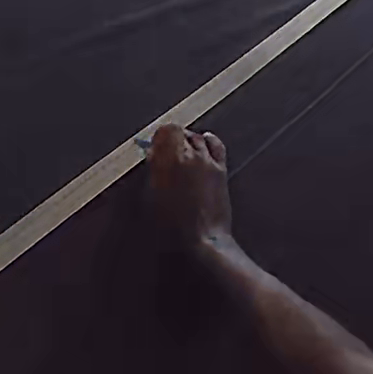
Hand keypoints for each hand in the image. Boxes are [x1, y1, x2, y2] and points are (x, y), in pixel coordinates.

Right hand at [146, 124, 233, 254]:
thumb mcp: (151, 198)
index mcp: (169, 160)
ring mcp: (208, 161)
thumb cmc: (172, 228)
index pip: (167, 130)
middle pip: (182, 132)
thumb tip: (154, 156)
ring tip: (183, 155)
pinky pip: (216, 145)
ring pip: (198, 138)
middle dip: (173, 140)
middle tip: (166, 153)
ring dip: (189, 142)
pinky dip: (209, 142)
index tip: (154, 147)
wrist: (201, 243)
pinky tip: (204, 145)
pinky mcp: (221, 170)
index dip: (160, 137)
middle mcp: (190, 156)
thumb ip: (153, 172)